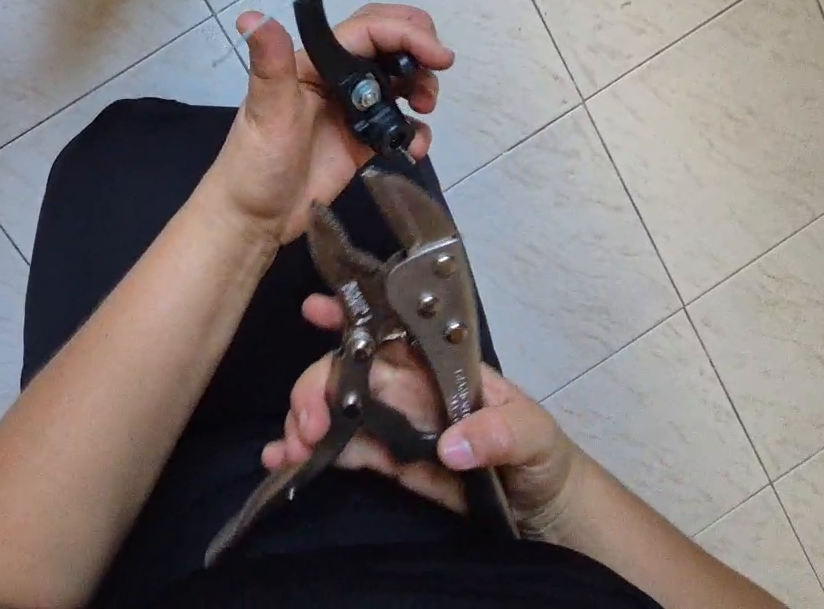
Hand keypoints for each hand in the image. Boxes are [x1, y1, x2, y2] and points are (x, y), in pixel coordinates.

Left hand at [200, 4, 454, 245]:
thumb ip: (269, 64)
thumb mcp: (265, 110)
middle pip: (387, 44)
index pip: (368, 29)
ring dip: (421, 85)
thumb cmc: (255, 162)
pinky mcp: (361, 140)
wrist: (255, 218)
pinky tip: (415, 148)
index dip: (405, 33)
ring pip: (397, 80)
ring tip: (426, 108)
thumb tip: (250, 15)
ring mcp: (350, 109)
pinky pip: (398, 123)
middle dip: (418, 49)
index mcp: (312, 62)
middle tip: (439, 69)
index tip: (437, 55)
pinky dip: (414, 130)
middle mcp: (334, 78)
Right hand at [262, 294, 595, 544]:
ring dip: (304, 421)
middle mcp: (407, 387)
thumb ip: (503, 431)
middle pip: (349, 372)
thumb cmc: (543, 454)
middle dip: (318, 387)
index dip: (350, 315)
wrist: (544, 514)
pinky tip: (279, 459)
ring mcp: (391, 425)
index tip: (316, 310)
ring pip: (335, 409)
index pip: (387, 329)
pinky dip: (306, 453)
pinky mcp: (384, 464)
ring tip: (289, 449)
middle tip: (308, 425)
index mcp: (435, 364)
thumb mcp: (536, 435)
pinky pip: (340, 451)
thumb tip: (452, 444)